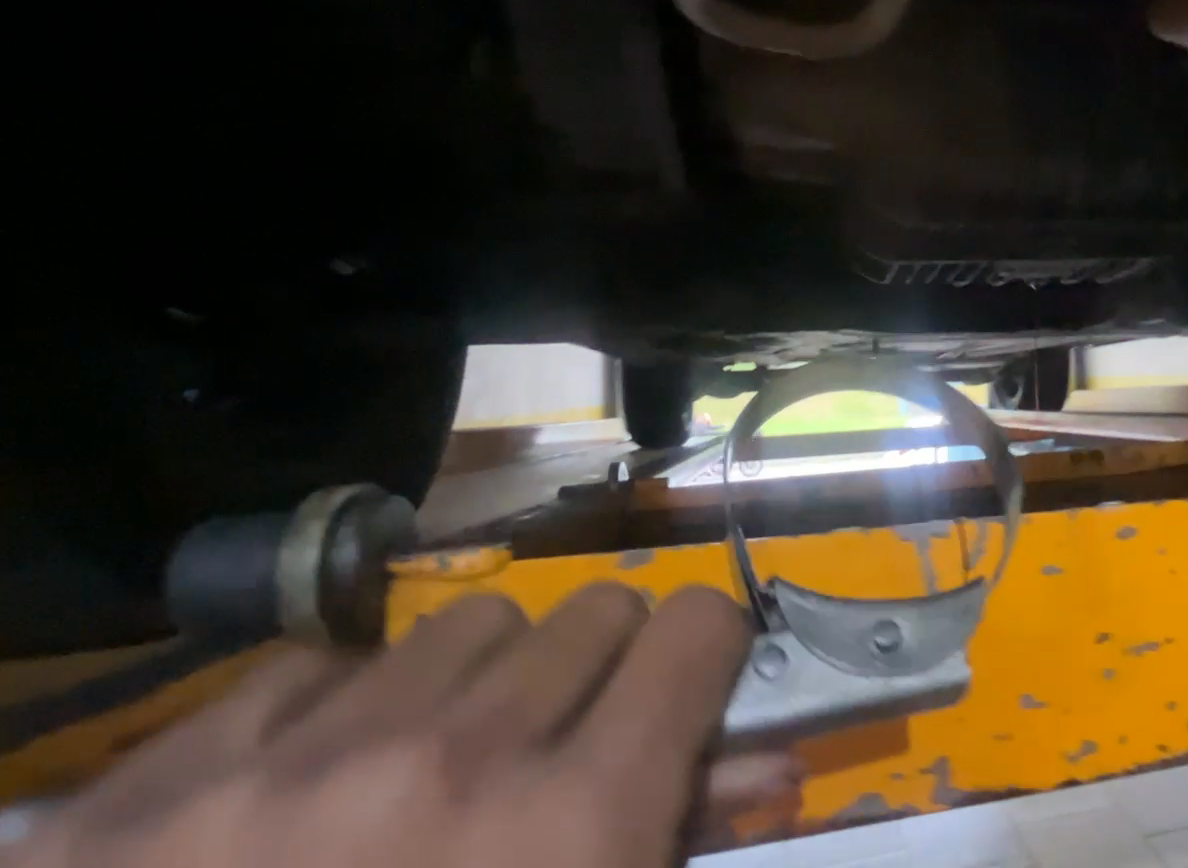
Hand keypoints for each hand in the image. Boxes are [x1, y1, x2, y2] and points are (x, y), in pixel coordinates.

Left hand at [13, 585, 799, 867]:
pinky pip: (310, 671)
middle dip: (603, 668)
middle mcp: (452, 765)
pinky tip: (307, 798)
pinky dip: (337, 714)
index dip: (706, 651)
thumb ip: (685, 846)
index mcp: (574, 826)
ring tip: (437, 773)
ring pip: (466, 626)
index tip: (690, 681)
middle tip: (566, 744)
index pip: (696, 631)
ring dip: (481, 683)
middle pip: (593, 611)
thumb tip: (772, 762)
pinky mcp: (147, 793)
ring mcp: (291, 769)